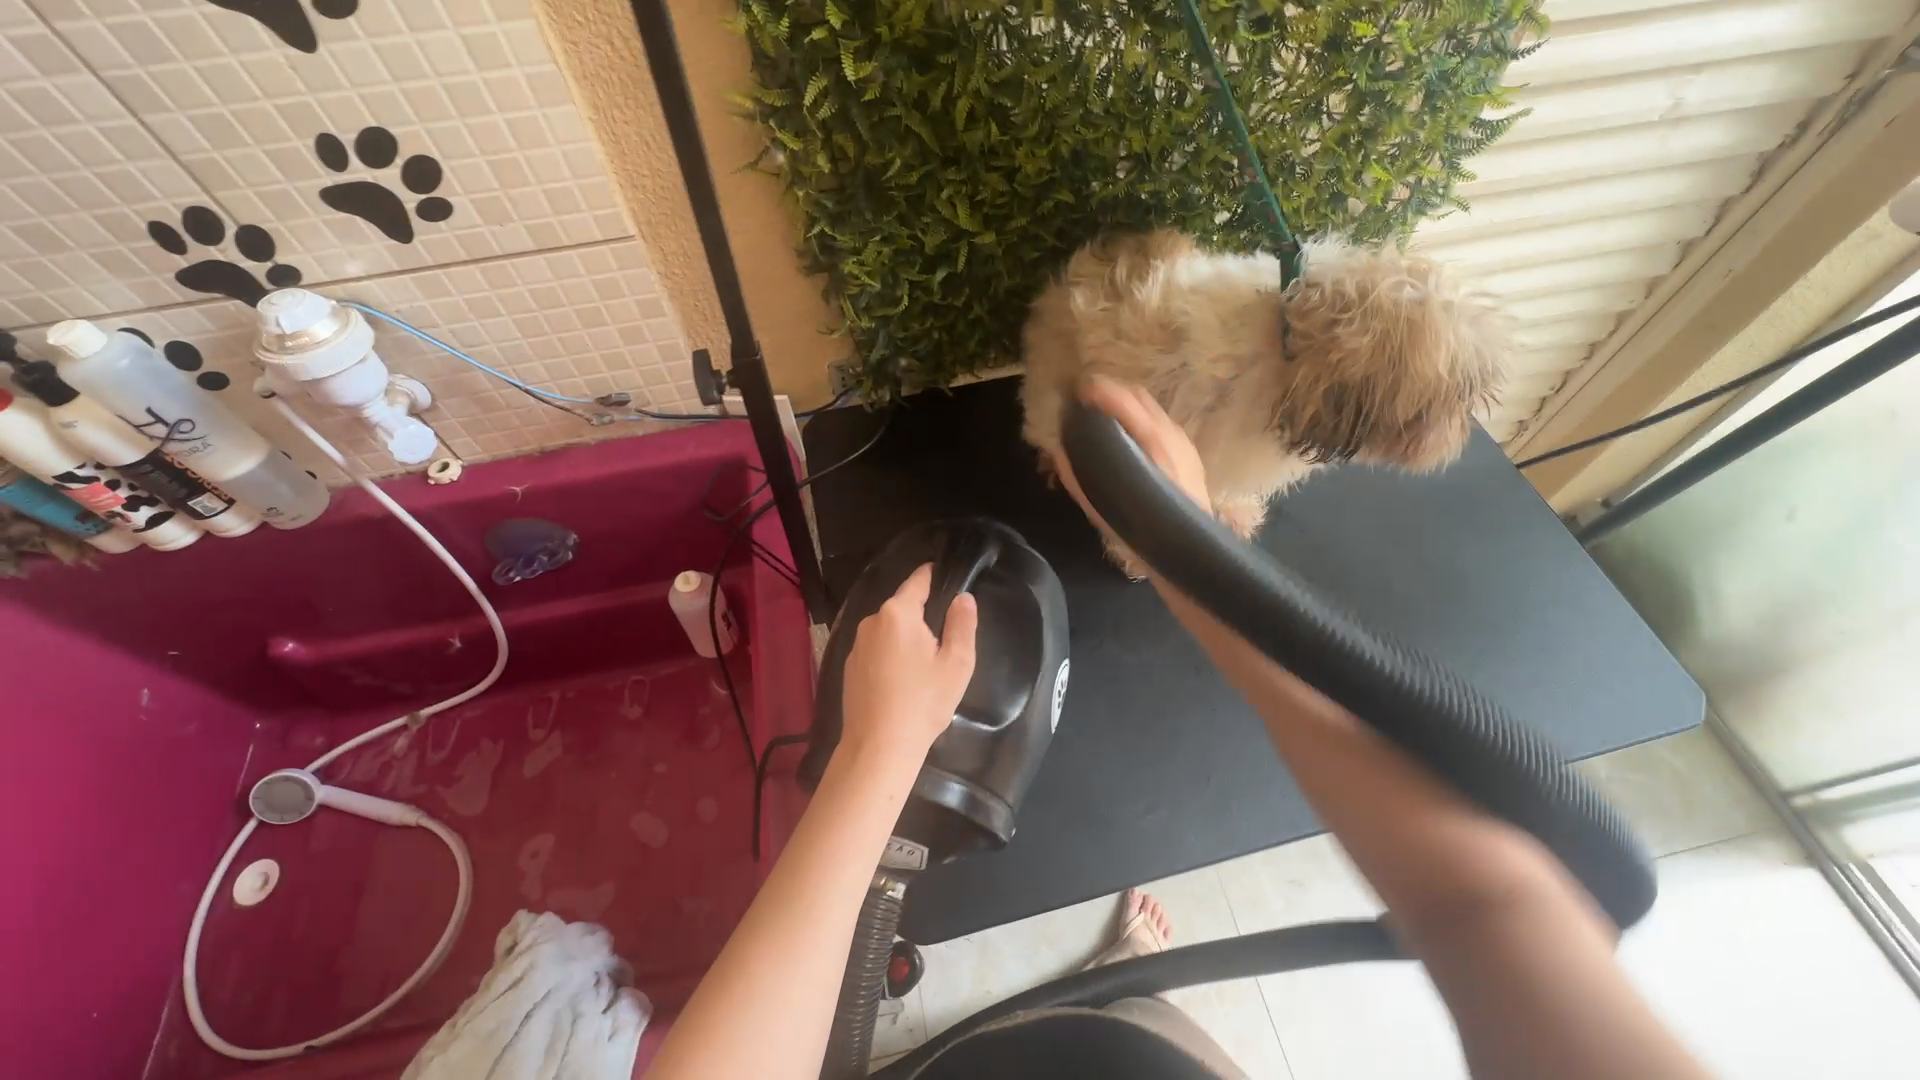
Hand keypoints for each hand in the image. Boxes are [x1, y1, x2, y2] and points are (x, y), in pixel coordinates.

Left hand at [840, 563, 977, 763]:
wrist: (879, 746)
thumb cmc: (923, 702)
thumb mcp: (957, 663)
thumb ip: (962, 624)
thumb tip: (963, 597)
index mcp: (898, 613)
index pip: (918, 580)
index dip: (934, 576)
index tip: (948, 576)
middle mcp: (871, 621)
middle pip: (903, 607)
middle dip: (923, 616)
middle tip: (944, 641)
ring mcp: (857, 645)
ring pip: (889, 630)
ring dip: (906, 639)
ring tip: (925, 665)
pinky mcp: (850, 667)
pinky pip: (877, 649)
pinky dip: (891, 656)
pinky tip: (903, 680)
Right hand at [1053, 375, 1211, 523]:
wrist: (1188, 549)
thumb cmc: (1143, 530)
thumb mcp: (1104, 509)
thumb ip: (1079, 480)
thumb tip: (1058, 453)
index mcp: (1153, 442)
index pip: (1124, 400)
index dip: (1099, 389)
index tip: (1077, 389)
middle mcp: (1171, 433)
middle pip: (1138, 395)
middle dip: (1111, 391)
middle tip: (1086, 399)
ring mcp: (1182, 440)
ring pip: (1151, 407)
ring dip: (1125, 403)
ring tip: (1103, 412)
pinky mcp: (1187, 449)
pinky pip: (1159, 421)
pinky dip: (1139, 417)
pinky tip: (1126, 433)